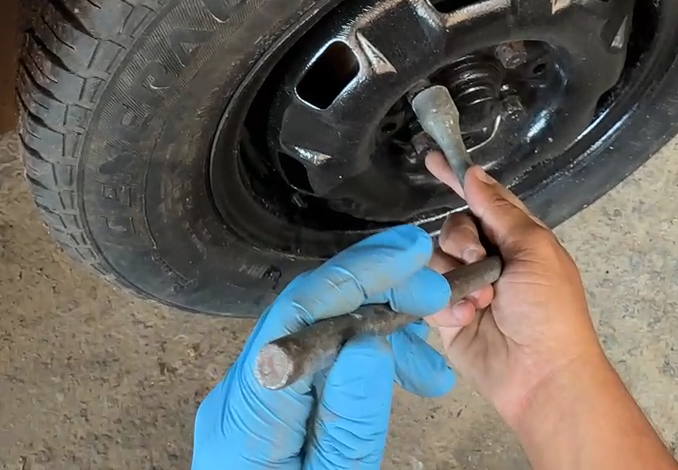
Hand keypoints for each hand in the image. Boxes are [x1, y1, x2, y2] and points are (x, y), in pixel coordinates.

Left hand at [192, 225, 456, 469]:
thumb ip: (349, 423)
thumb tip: (369, 338)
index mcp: (246, 420)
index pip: (299, 314)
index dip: (359, 270)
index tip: (411, 255)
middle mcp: (240, 394)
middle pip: (309, 309)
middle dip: (380, 290)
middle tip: (437, 295)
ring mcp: (252, 398)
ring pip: (322, 329)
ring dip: (383, 325)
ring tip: (433, 354)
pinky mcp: (271, 406)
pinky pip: (322, 359)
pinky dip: (367, 355)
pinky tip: (407, 372)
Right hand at [422, 157, 608, 429]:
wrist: (540, 376)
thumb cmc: (549, 307)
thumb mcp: (533, 248)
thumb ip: (498, 209)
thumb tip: (473, 173)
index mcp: (516, 236)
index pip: (483, 197)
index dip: (458, 179)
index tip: (432, 158)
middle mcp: (489, 256)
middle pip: (455, 225)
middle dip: (463, 240)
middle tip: (479, 261)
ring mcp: (467, 285)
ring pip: (437, 256)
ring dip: (456, 274)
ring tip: (480, 299)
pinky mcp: (447, 314)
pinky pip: (428, 290)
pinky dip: (445, 301)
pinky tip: (466, 316)